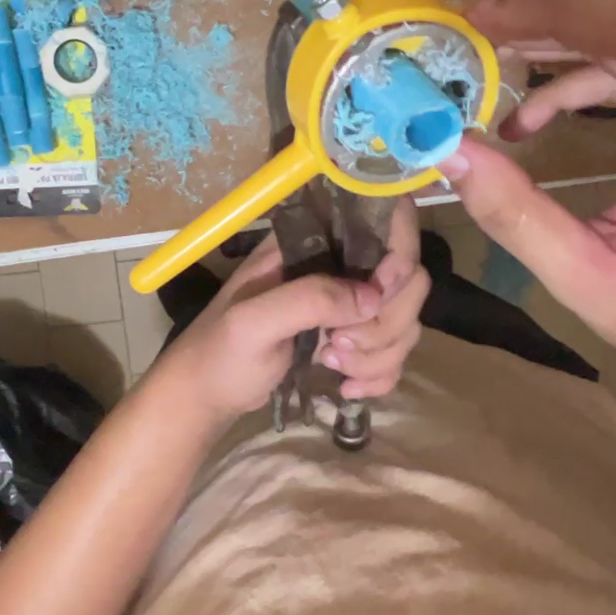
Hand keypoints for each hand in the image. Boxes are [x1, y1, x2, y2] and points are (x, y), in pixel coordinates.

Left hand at [146, 198, 429, 421]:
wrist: (208, 395)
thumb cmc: (220, 352)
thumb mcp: (252, 322)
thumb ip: (309, 300)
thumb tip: (374, 297)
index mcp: (311, 240)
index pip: (383, 219)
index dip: (398, 254)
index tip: (378, 294)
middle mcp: (338, 264)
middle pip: (407, 278)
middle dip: (384, 322)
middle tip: (337, 344)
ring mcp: (348, 303)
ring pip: (404, 319)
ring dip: (379, 353)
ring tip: (332, 365)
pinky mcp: (354, 337)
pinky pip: (394, 350)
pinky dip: (380, 373)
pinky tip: (347, 386)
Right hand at [437, 0, 615, 394]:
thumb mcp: (588, 284)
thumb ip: (515, 215)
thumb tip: (448, 148)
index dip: (561, 16)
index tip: (481, 18)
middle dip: (554, 19)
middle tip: (473, 27)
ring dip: (567, 46)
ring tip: (493, 63)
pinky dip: (592, 79)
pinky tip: (537, 115)